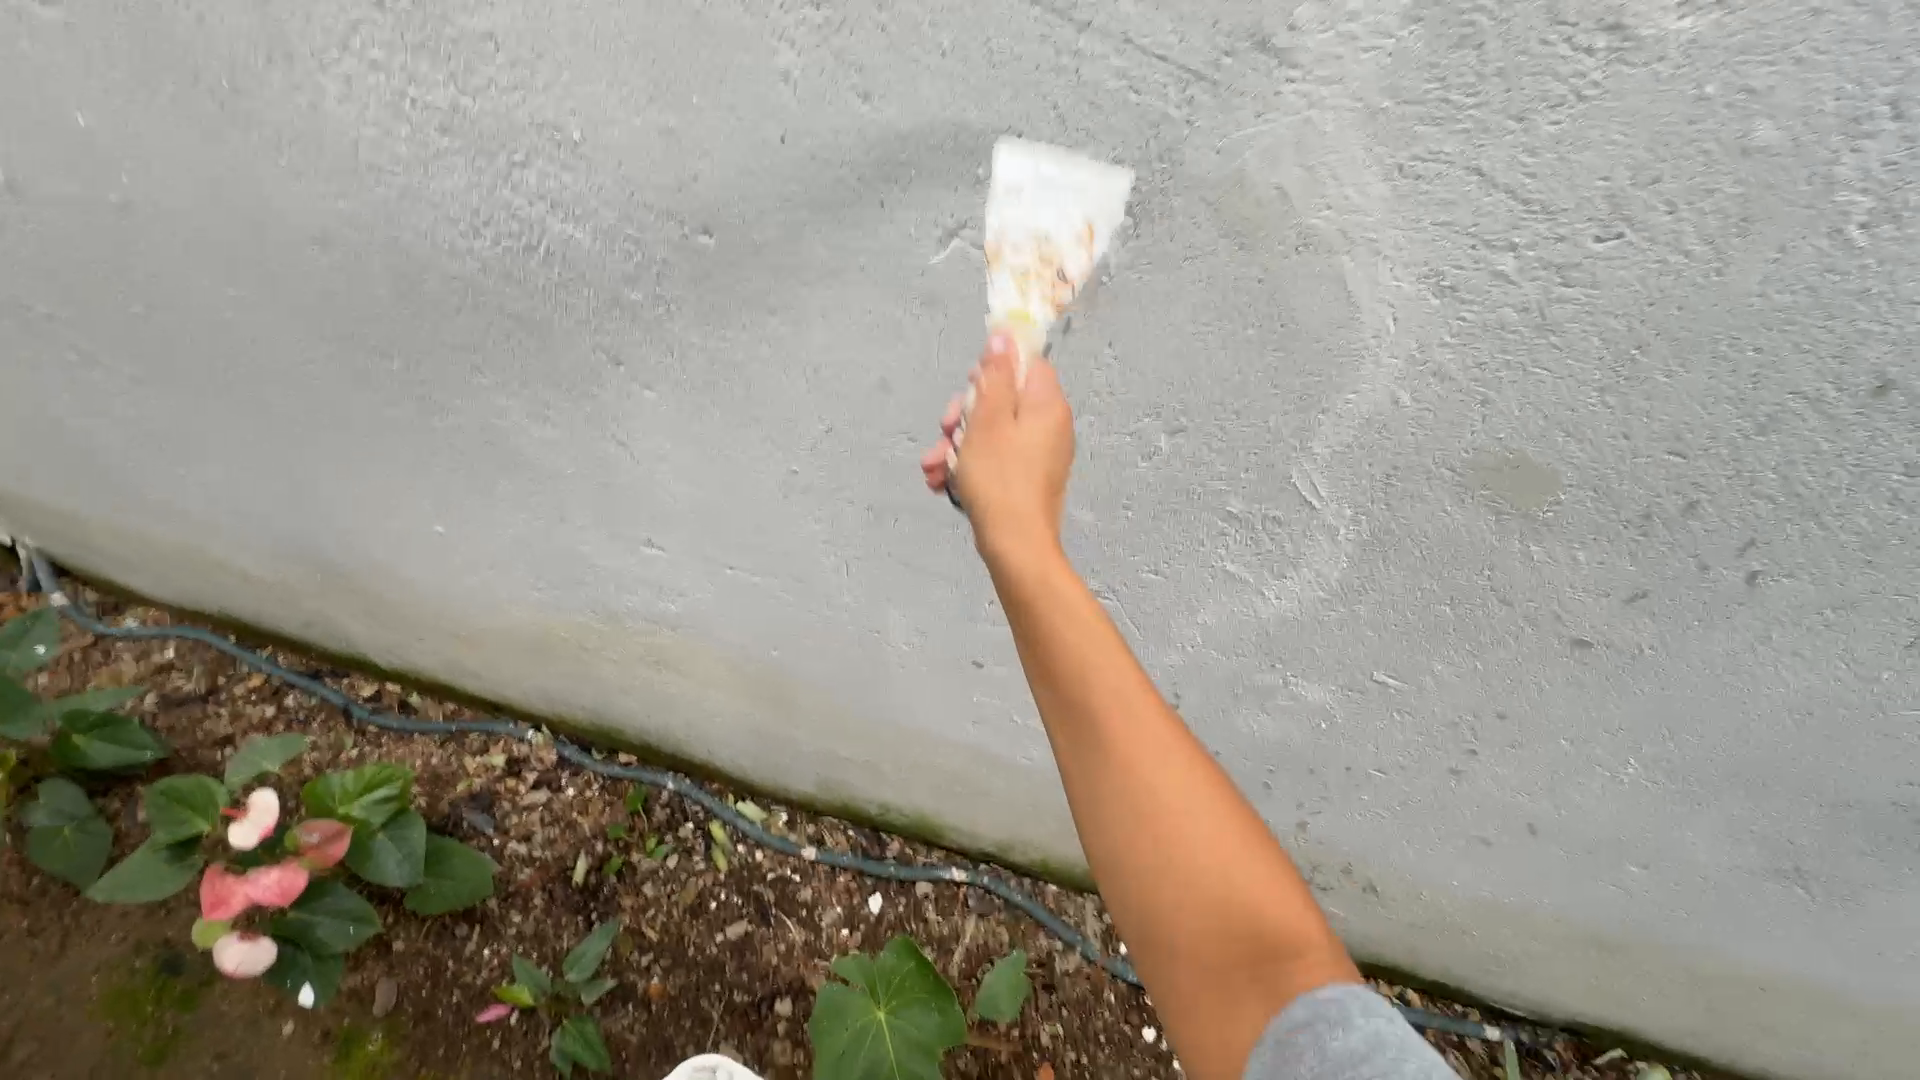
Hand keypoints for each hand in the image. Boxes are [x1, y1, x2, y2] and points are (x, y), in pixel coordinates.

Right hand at [920, 331, 1074, 563]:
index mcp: (1047, 404)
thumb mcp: (987, 420)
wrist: (1015, 545)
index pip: (1025, 364)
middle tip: (944, 431)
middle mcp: (1050, 426)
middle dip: (963, 415)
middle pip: (1002, 400)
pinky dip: (968, 466)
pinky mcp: (1026, 479)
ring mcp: (1039, 455)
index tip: (967, 387)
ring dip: (956, 445)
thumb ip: (995, 375)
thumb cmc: (999, 479)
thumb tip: (1004, 335)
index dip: (992, 369)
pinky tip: (940, 482)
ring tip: (931, 467)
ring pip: (991, 433)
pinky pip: (995, 459)